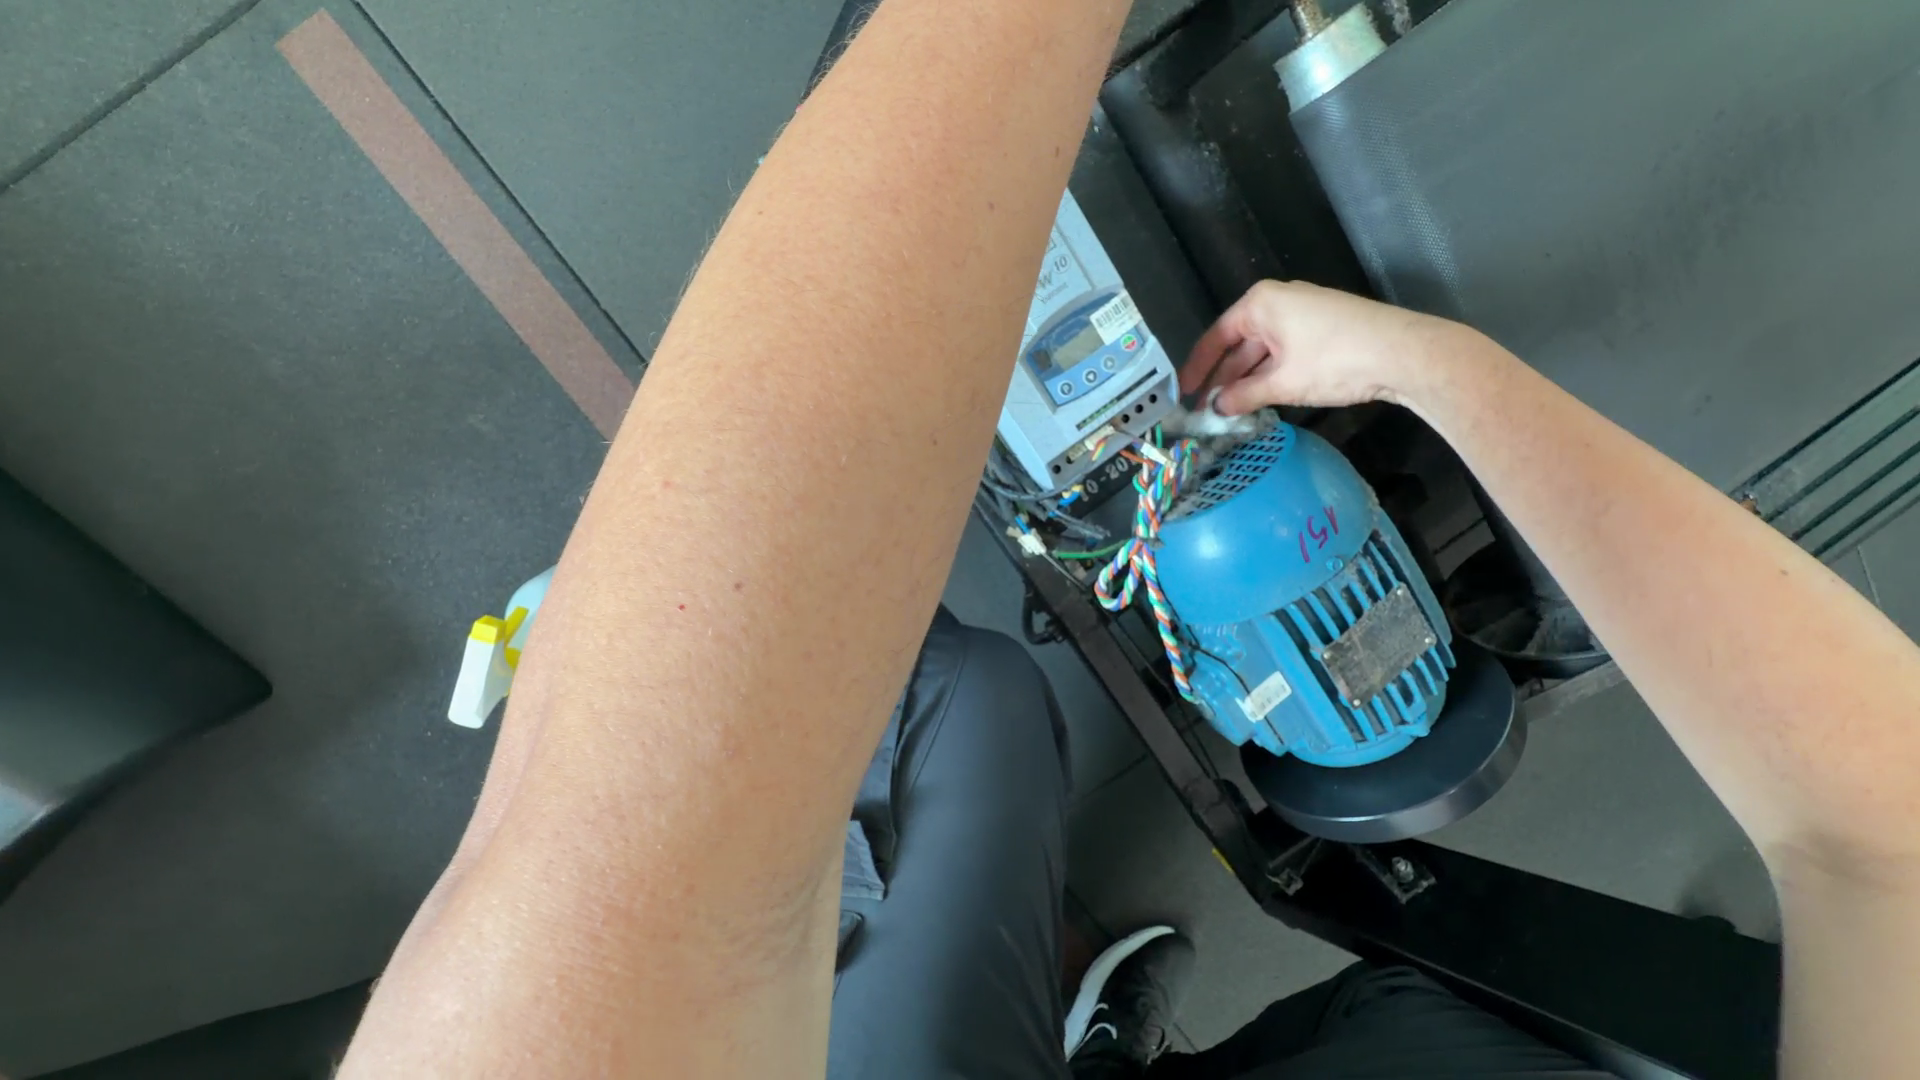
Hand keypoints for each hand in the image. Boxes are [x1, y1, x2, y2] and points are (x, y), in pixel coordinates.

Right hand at [1179, 280, 1478, 414]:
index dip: (1198, 368)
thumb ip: (1243, 396)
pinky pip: (1282, 352)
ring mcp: (1302, 314)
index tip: (1184, 393)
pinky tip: (1259, 399)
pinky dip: (1269, 375)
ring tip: (1229, 411)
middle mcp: (1278, 302)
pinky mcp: (1321, 328)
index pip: (1216, 337)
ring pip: (1261, 351)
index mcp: (1260, 304)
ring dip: (1245, 380)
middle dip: (1222, 378)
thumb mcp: (1282, 383)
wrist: (1404, 354)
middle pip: (1238, 344)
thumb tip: (1217, 409)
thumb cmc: (1334, 361)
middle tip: (1205, 410)